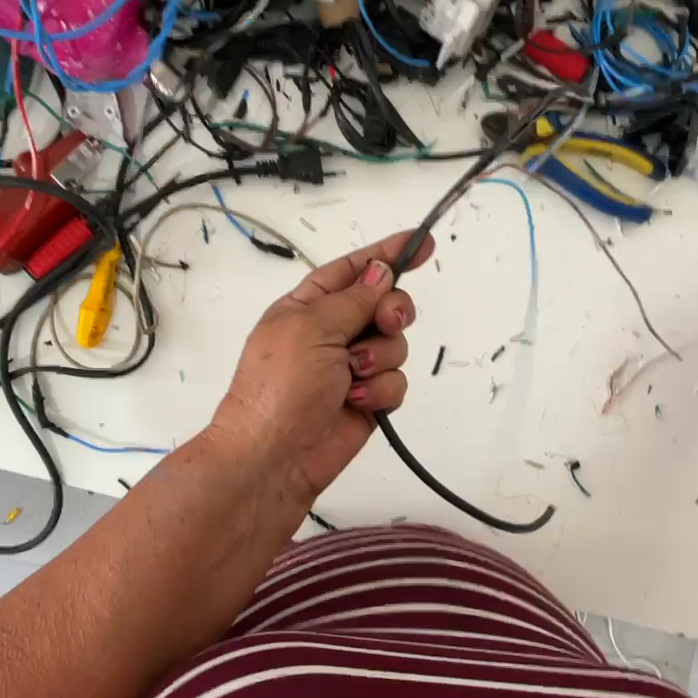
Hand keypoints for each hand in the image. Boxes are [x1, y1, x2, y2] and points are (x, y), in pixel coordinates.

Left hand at [208, 229, 432, 500]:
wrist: (275, 455)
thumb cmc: (280, 384)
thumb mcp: (310, 326)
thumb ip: (353, 298)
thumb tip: (380, 271)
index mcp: (309, 306)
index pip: (354, 270)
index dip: (387, 255)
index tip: (423, 243)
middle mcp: (333, 333)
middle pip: (386, 305)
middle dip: (392, 312)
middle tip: (386, 323)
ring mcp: (353, 368)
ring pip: (396, 345)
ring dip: (379, 359)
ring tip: (350, 379)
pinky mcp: (370, 400)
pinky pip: (397, 382)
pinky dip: (380, 391)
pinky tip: (357, 403)